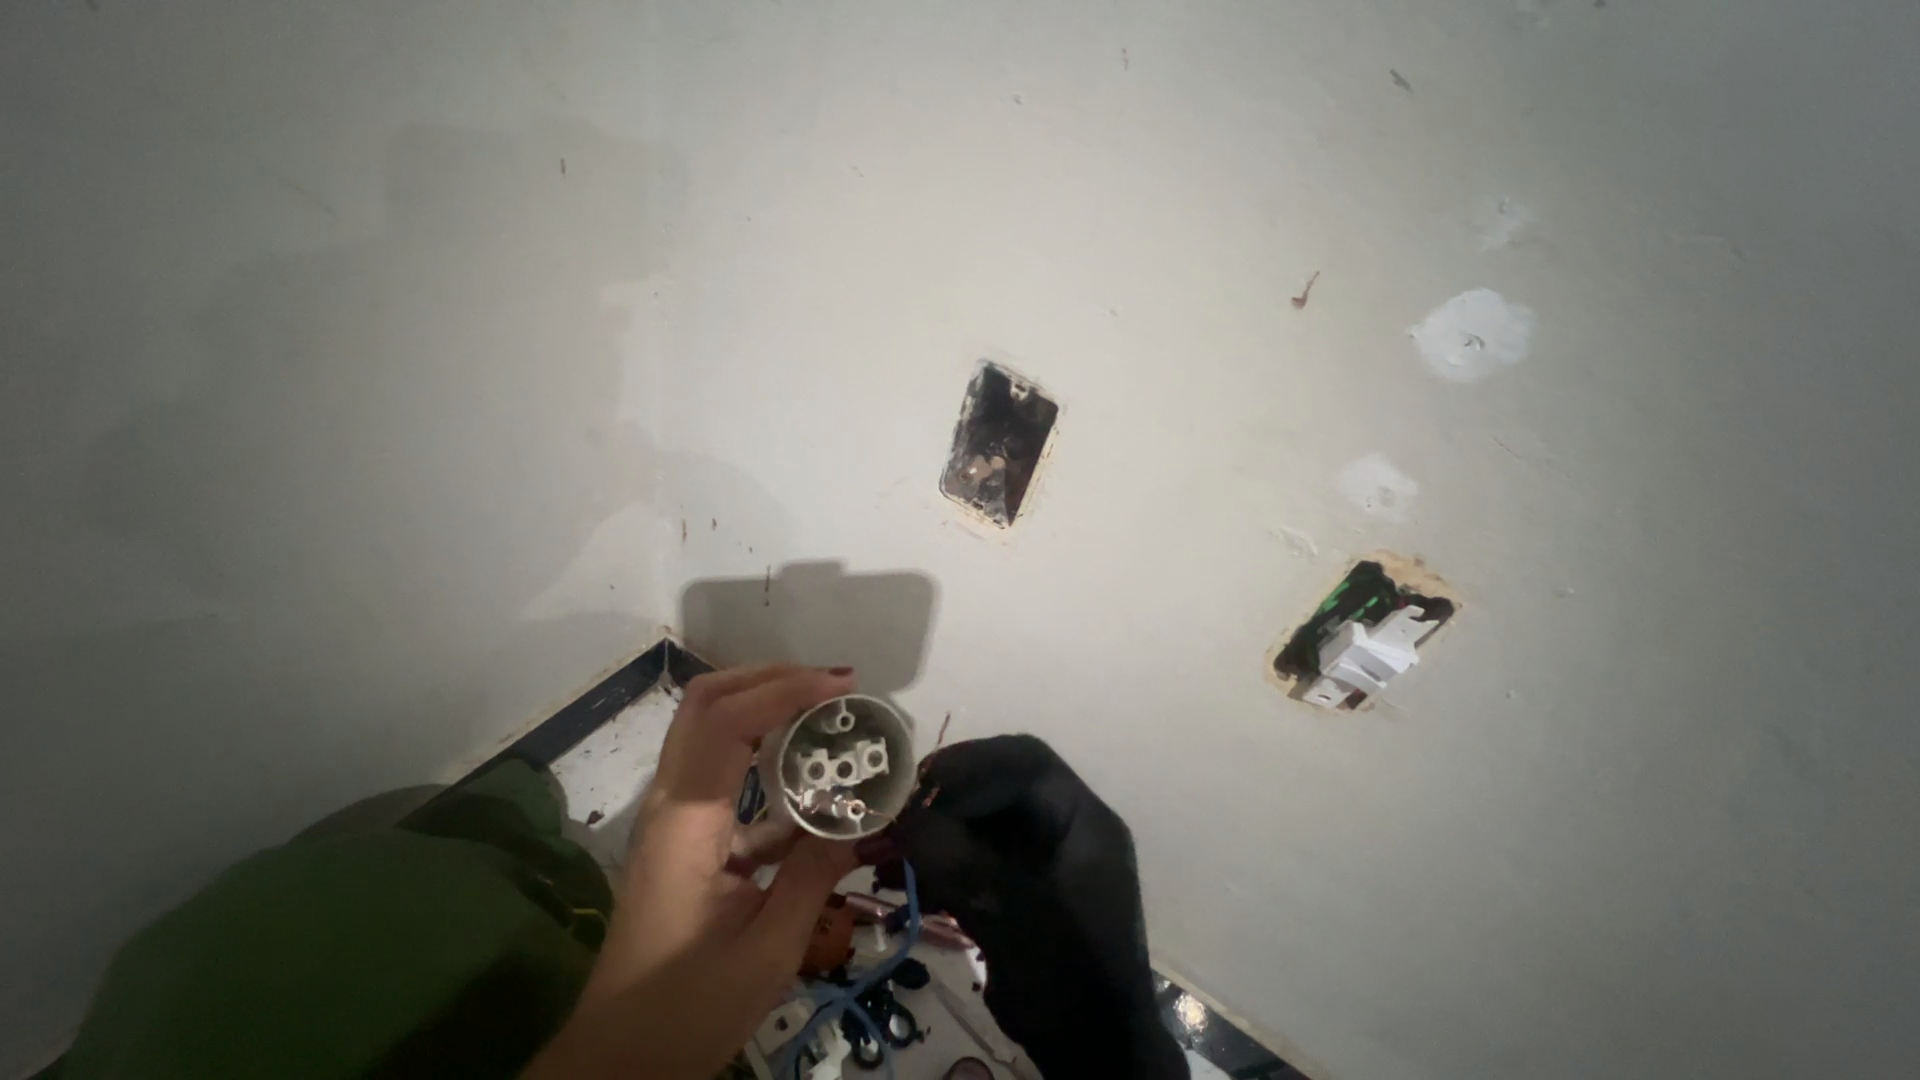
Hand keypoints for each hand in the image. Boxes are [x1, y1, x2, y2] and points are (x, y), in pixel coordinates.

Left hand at [526, 665, 859, 1079]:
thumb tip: (866, 817)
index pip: (727, 722)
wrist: (619, 1061)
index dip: (785, 692)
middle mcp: (671, 802)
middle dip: (772, 679)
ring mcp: (674, 816)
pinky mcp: (686, 836)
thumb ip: (816, 873)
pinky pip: (725, 774)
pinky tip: (815, 782)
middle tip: (834, 686)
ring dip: (768, 707)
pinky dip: (770, 759)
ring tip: (828, 712)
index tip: (843, 687)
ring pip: (711, 729)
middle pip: (707, 703)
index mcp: (686, 822)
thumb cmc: (687, 1009)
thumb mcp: (767, 950)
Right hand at [876, 735, 1187, 1079]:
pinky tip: (895, 886)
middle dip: (938, 804)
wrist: (1093, 1057)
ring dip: (927, 838)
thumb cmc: (1069, 978)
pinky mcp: (1015, 893)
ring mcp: (1038, 862)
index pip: (1025, 763)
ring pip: (975, 826)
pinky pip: (970, 862)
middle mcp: (1060, 830)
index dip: (969, 763)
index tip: (916, 784)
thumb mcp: (1014, 916)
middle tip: (888, 820)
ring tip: (878, 857)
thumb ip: (959, 860)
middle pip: (994, 791)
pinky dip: (933, 869)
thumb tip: (901, 814)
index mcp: (1081, 820)